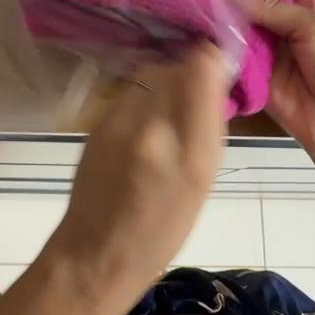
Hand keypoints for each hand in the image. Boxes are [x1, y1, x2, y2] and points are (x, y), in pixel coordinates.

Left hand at [40, 44, 229, 314]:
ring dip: (164, 80)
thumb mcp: (202, 185)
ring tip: (168, 106)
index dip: (211, 62)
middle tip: (194, 93)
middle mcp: (154, 130)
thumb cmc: (161, 231)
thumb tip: (214, 80)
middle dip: (189, 72)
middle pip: (176, 67)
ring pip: (150, 73)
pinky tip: (144, 120)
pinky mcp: (96, 123)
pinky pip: (129, 91)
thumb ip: (209, 128)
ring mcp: (119, 123)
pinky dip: (142, 96)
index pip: (201, 70)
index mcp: (193, 154)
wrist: (96, 253)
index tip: (218, 70)